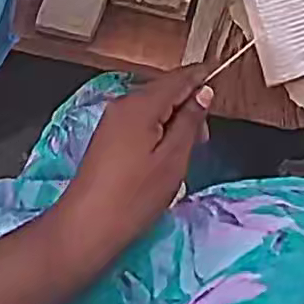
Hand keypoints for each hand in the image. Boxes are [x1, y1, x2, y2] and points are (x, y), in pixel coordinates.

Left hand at [52, 67, 211, 261]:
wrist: (84, 229)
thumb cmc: (133, 197)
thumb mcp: (172, 160)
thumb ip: (190, 121)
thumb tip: (204, 92)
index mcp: (142, 104)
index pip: (178, 78)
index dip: (200, 76)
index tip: (219, 74)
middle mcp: (125, 102)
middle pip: (165, 90)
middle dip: (188, 104)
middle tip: (204, 138)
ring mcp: (113, 118)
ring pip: (153, 105)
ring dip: (174, 118)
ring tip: (186, 150)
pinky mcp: (107, 135)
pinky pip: (140, 118)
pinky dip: (157, 127)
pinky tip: (164, 153)